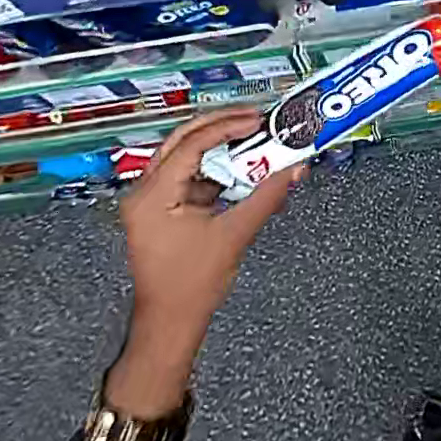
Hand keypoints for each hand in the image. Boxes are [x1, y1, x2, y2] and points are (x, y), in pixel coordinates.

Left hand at [103, 110, 304, 417]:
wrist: (172, 322)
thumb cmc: (192, 285)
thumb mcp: (235, 234)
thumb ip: (267, 196)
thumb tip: (294, 169)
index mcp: (152, 197)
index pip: (191, 145)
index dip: (227, 127)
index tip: (257, 120)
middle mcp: (146, 192)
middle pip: (184, 140)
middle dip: (221, 125)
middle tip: (256, 117)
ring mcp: (155, 199)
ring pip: (188, 154)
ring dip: (222, 144)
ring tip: (254, 135)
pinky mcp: (167, 207)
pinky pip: (194, 174)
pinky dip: (220, 166)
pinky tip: (244, 164)